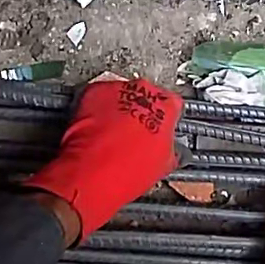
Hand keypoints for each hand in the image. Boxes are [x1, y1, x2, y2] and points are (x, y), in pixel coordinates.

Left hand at [23, 77, 183, 240]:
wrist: (91, 174)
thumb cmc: (126, 171)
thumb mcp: (164, 165)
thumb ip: (171, 148)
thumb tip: (171, 151)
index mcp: (168, 106)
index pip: (173, 105)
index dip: (165, 120)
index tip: (158, 130)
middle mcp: (146, 91)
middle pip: (148, 95)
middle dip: (141, 111)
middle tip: (134, 134)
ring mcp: (120, 89)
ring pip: (122, 94)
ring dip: (119, 109)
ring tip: (112, 133)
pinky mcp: (95, 91)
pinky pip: (99, 96)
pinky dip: (96, 108)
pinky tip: (96, 128)